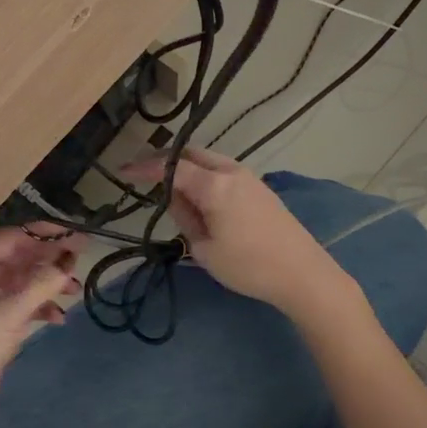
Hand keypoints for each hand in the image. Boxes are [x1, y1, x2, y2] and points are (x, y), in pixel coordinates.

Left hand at [0, 225, 82, 408]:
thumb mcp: (12, 312)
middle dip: (51, 258)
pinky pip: (25, 302)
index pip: (13, 237)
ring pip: (26, 280)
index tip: (72, 234)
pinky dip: (42, 306)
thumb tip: (68, 263)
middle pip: (22, 256)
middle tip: (81, 258)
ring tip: (75, 290)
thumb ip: (42, 285)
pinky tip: (58, 317)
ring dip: (50, 283)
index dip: (42, 233)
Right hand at [120, 147, 348, 314]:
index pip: (171, 168)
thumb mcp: (204, 249)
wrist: (303, 274)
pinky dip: (205, 176)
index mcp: (214, 186)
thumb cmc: (249, 266)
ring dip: (188, 169)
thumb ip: (185, 219)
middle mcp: (231, 172)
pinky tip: (199, 198)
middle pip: (192, 154)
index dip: (144, 168)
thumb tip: (177, 200)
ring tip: (172, 192)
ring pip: (209, 161)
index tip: (123, 171)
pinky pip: (223, 172)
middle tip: (145, 177)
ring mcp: (249, 178)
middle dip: (166, 161)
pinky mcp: (260, 188)